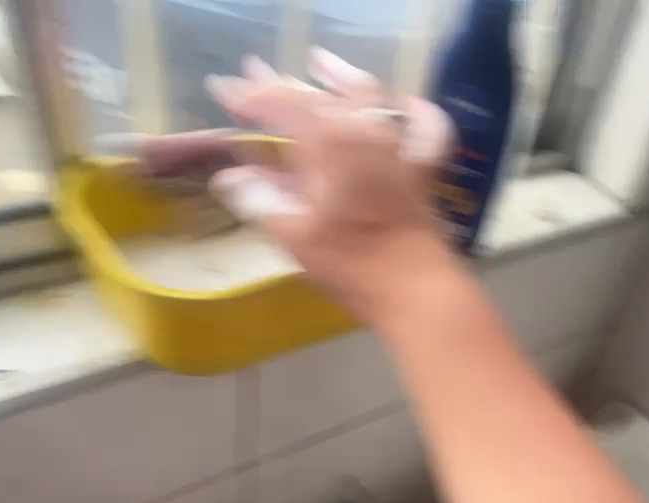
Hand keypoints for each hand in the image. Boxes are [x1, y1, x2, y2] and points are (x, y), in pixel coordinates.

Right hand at [129, 50, 461, 319]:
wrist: (416, 290)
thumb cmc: (352, 266)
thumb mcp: (296, 236)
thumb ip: (261, 200)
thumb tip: (230, 178)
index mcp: (329, 141)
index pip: (280, 104)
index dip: (248, 97)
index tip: (222, 92)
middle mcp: (365, 131)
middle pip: (320, 95)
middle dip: (283, 85)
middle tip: (255, 74)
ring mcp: (399, 148)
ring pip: (369, 97)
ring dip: (341, 78)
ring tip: (321, 65)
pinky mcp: (424, 171)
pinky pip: (426, 128)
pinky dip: (414, 111)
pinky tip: (404, 105)